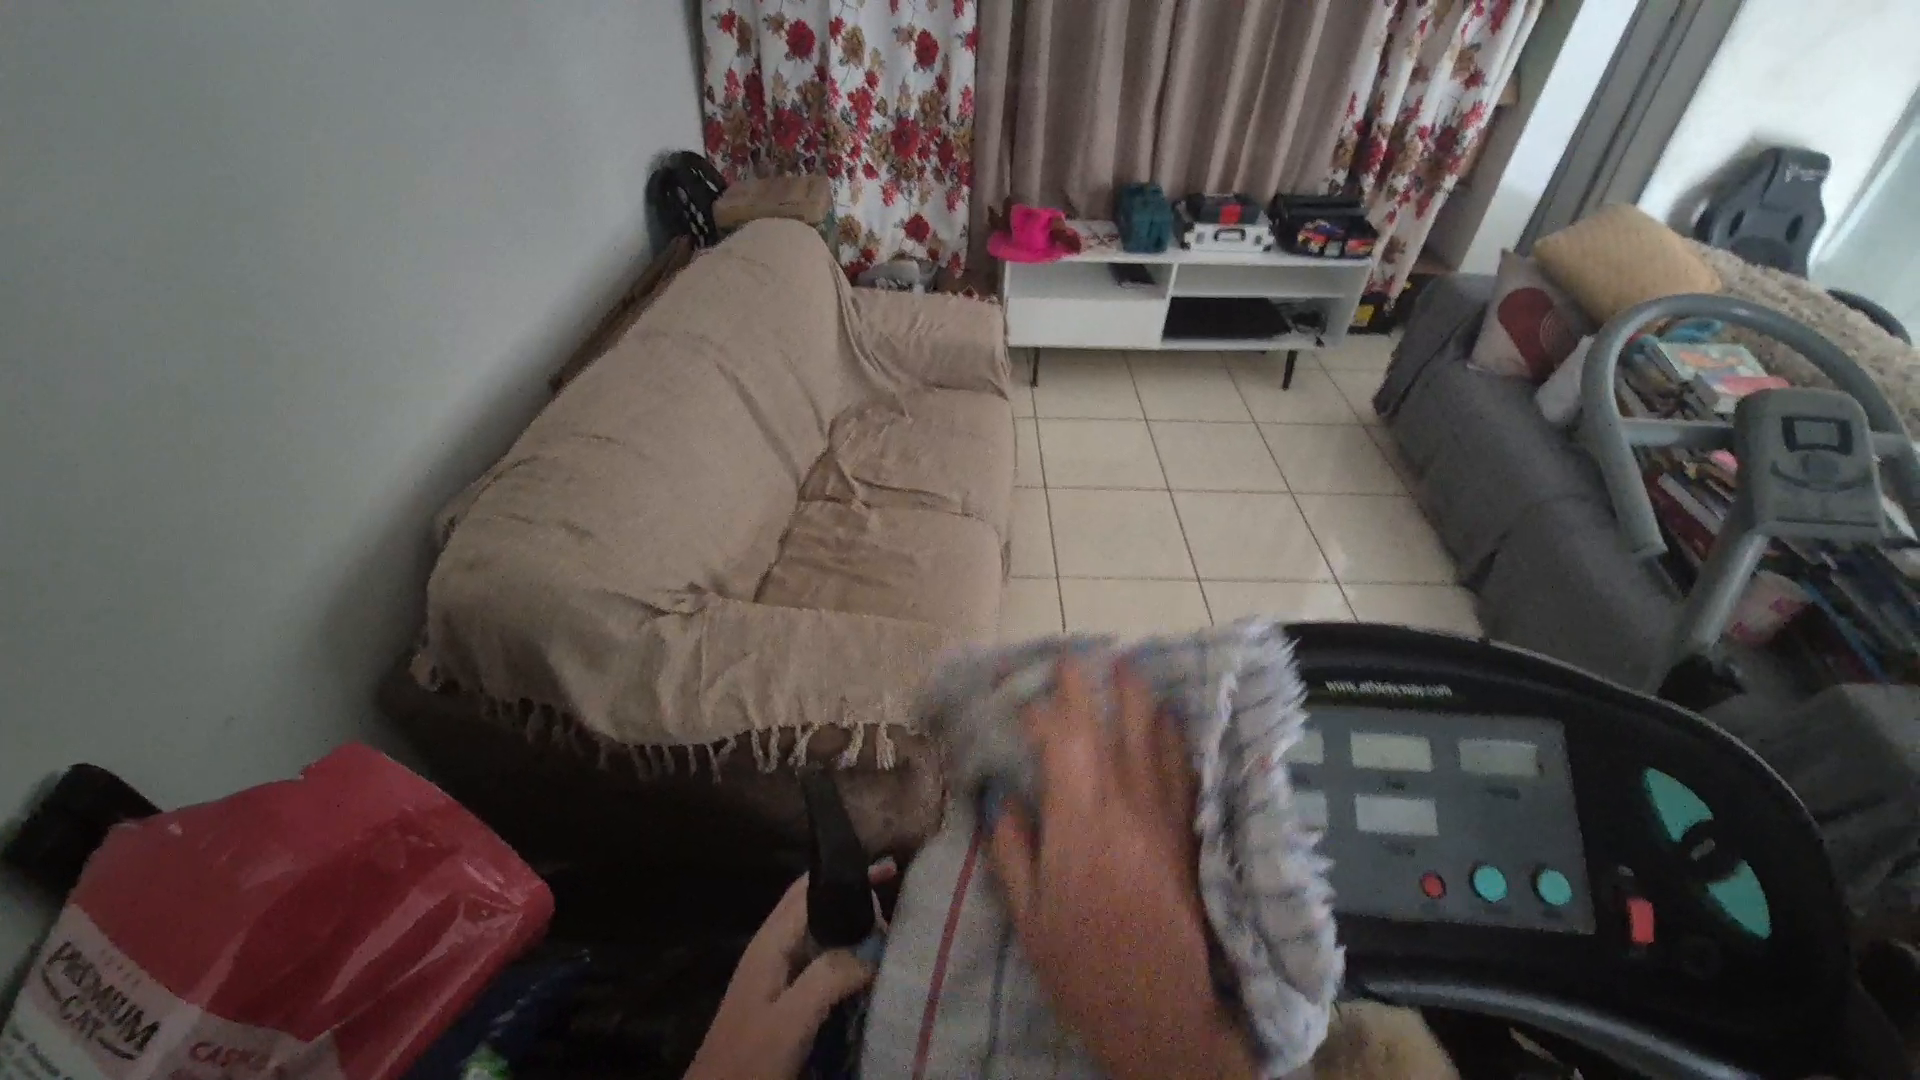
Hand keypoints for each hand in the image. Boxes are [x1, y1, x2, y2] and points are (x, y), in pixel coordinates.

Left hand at [683, 874, 875, 1079]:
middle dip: (852, 898)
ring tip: (888, 933)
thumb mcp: (791, 1019)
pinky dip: (845, 956)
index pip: (809, 889)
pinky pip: (820, 964)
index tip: (887, 870)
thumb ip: (829, 976)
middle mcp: (773, 949)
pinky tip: (868, 969)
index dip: (845, 874)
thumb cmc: (749, 1058)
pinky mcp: (784, 999)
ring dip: (851, 928)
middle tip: (892, 905)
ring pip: (819, 934)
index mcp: (771, 942)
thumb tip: (872, 947)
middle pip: (815, 906)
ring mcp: (777, 975)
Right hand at [987, 661, 1258, 1079]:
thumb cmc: (1082, 965)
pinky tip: (1171, 723)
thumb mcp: (1028, 916)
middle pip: (1110, 732)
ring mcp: (1163, 819)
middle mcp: (1125, 808)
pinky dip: (1175, 741)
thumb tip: (1003, 800)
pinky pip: (1183, 774)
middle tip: (1081, 654)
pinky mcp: (1186, 836)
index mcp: (1079, 824)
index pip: (1063, 745)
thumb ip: (1013, 850)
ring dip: (1139, 702)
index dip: (1045, 713)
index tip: (1026, 700)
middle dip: (1093, 688)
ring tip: (1129, 669)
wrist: (1160, 1011)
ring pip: (1153, 743)